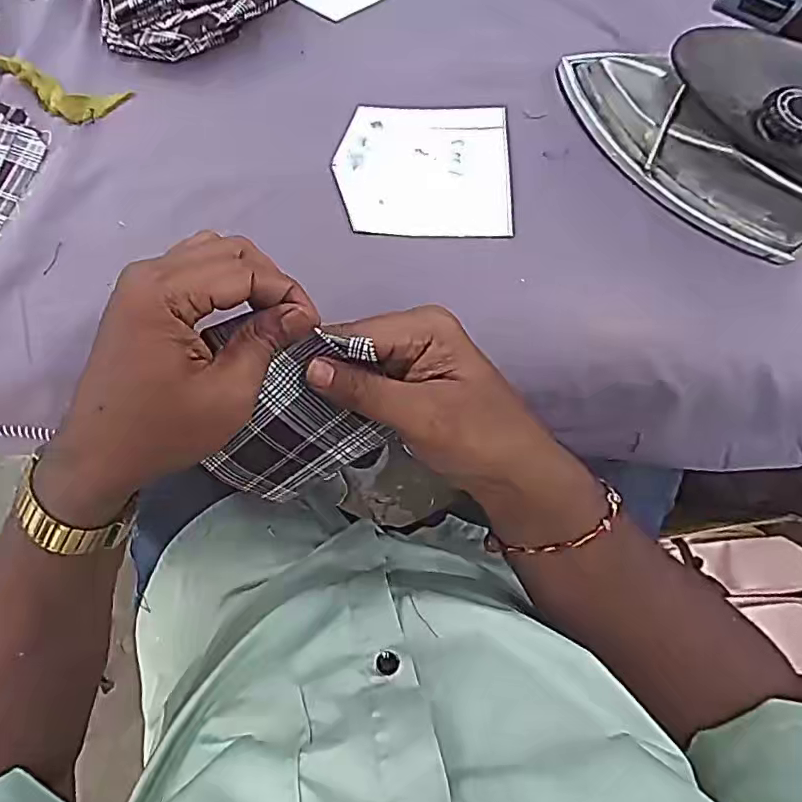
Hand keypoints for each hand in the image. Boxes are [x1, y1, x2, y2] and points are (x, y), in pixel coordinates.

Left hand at [34, 232, 318, 525]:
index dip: (285, 291)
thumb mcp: (227, 394)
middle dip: (270, 280)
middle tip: (294, 319)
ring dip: (248, 277)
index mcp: (162, 293)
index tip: (311, 322)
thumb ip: (264, 342)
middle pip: (227, 251)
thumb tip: (297, 313)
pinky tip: (240, 311)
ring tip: (272, 314)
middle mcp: (147, 274)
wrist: (99, 455)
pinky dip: (223, 282)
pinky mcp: (140, 297)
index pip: (242, 269)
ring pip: (210, 253)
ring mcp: (139, 283)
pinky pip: (191, 269)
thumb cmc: (160, 433)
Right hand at [303, 306, 606, 547]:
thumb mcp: (418, 414)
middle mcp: (418, 332)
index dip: (322, 354)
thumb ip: (364, 390)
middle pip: (355, 345)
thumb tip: (311, 368)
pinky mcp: (409, 381)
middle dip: (328, 370)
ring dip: (338, 386)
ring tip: (302, 405)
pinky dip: (353, 397)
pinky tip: (331, 411)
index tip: (285, 375)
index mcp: (427, 326)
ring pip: (358, 365)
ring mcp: (413, 356)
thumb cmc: (480, 440)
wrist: (516, 475)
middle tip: (289, 396)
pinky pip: (370, 382)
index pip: (358, 331)